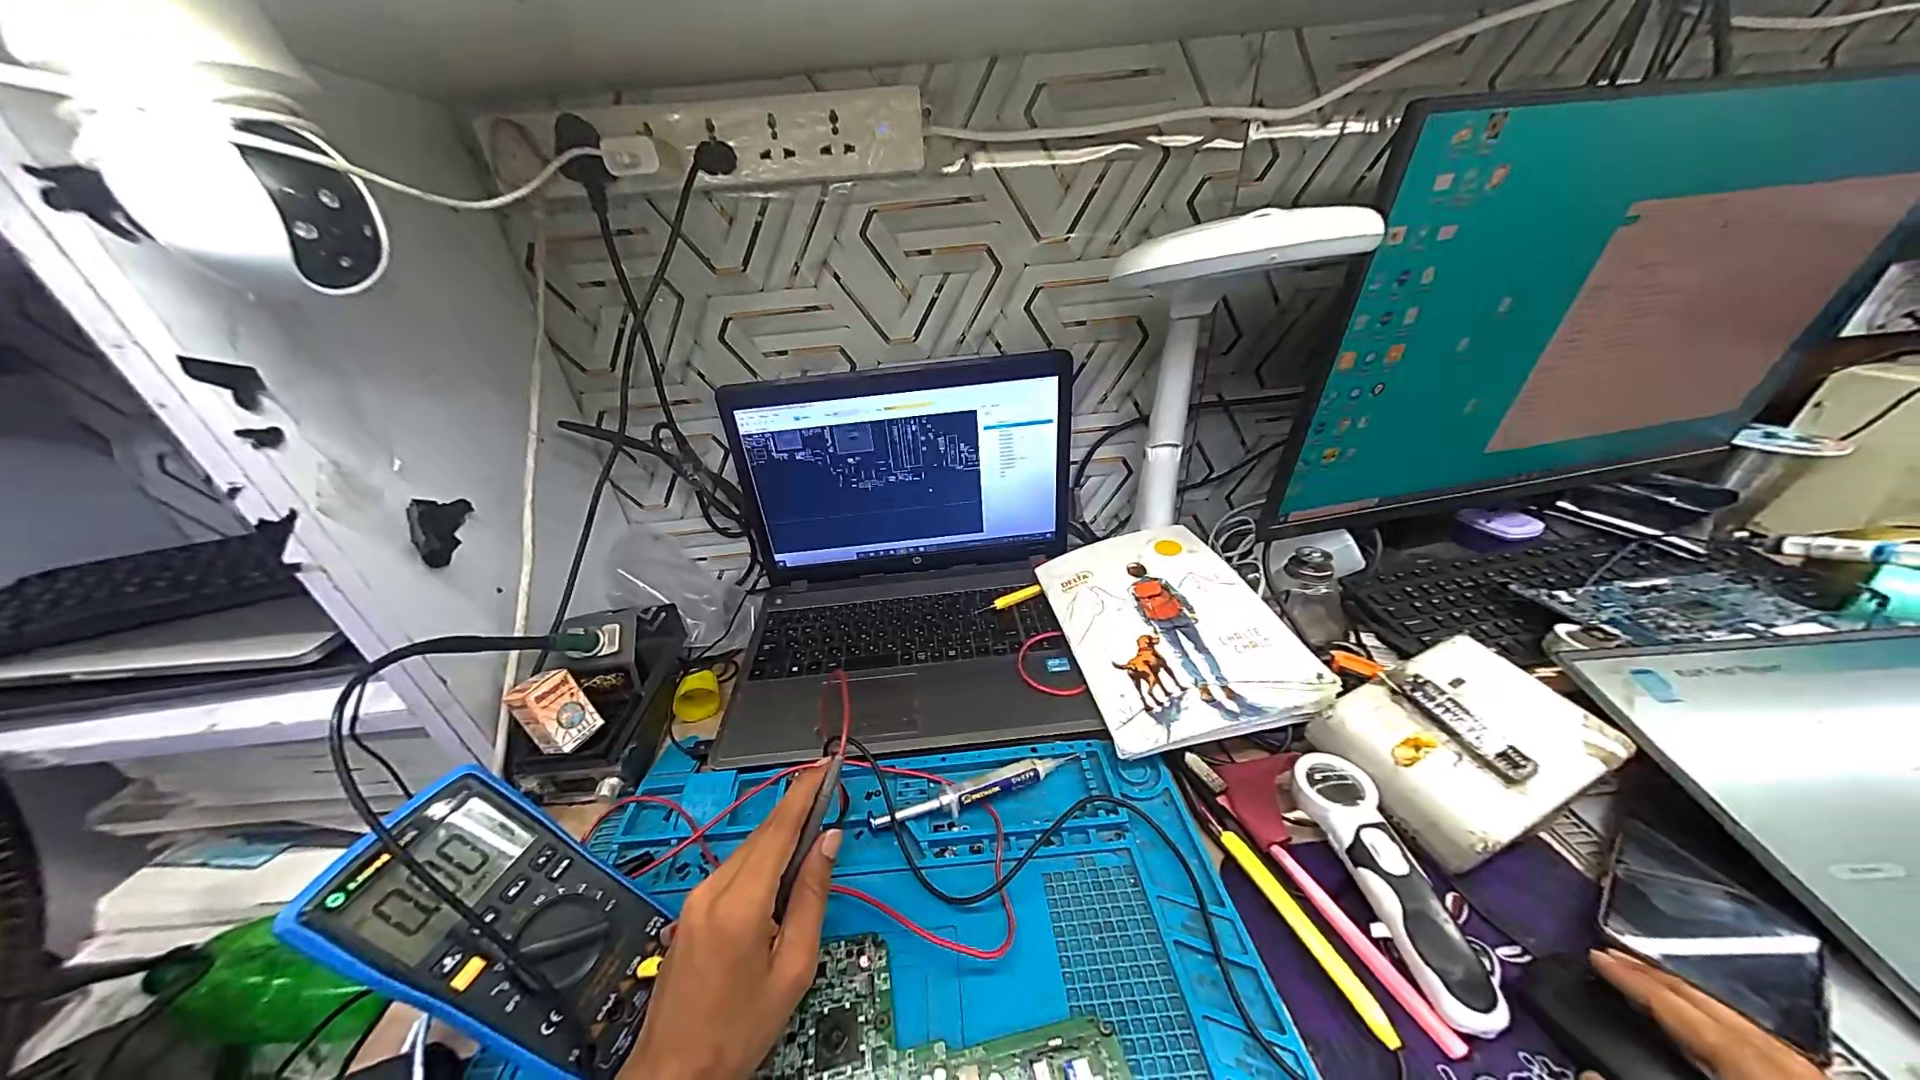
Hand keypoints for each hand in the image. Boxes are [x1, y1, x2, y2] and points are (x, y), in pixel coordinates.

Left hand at [621, 766, 840, 1079]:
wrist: (674, 1071)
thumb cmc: (739, 1027)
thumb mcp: (794, 966)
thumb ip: (813, 895)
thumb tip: (828, 842)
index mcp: (740, 903)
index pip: (779, 828)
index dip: (805, 792)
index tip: (825, 766)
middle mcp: (712, 890)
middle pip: (763, 835)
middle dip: (798, 813)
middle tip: (830, 798)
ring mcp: (696, 899)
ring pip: (749, 850)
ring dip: (782, 839)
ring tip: (813, 842)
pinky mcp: (691, 909)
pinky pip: (734, 869)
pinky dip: (763, 860)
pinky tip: (782, 875)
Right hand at [1581, 949, 1823, 1079]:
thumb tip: (1592, 1075)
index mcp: (1761, 1074)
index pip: (1686, 1014)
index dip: (1635, 982)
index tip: (1597, 958)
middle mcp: (1794, 1074)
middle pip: (1721, 1012)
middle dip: (1662, 980)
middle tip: (1616, 958)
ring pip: (1750, 1028)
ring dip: (1694, 1001)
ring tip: (1655, 984)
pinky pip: (1774, 1052)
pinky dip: (1730, 1029)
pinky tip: (1717, 1032)